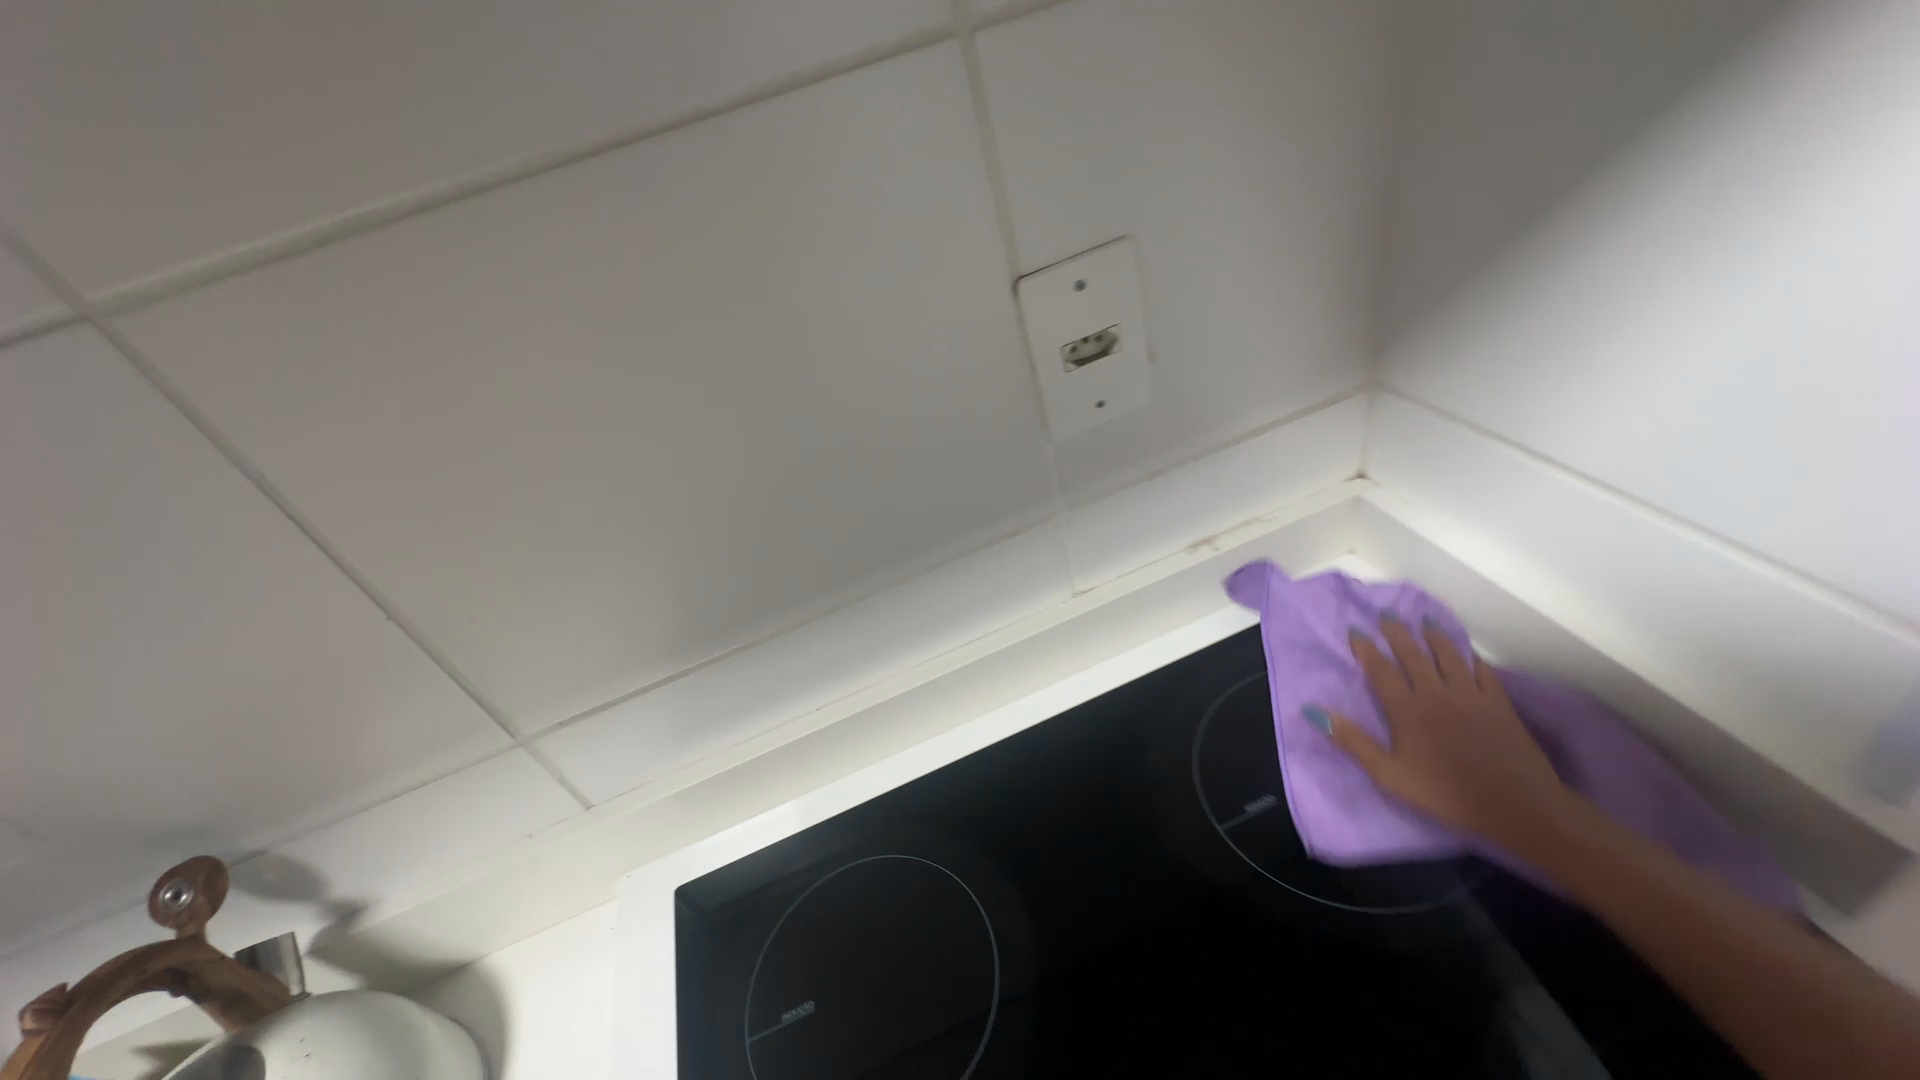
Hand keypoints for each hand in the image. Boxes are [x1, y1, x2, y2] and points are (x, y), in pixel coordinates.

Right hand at [1315, 615, 1577, 849]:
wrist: (1514, 804)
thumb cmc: (1443, 793)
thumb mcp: (1388, 773)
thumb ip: (1353, 741)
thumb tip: (1315, 711)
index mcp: (1406, 709)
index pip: (1381, 671)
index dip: (1367, 649)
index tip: (1356, 631)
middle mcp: (1436, 693)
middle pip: (1414, 656)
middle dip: (1398, 634)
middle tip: (1388, 616)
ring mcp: (1471, 696)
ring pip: (1449, 657)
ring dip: (1435, 638)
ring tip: (1426, 624)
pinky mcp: (1499, 705)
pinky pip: (1484, 673)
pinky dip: (1473, 659)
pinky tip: (1469, 654)